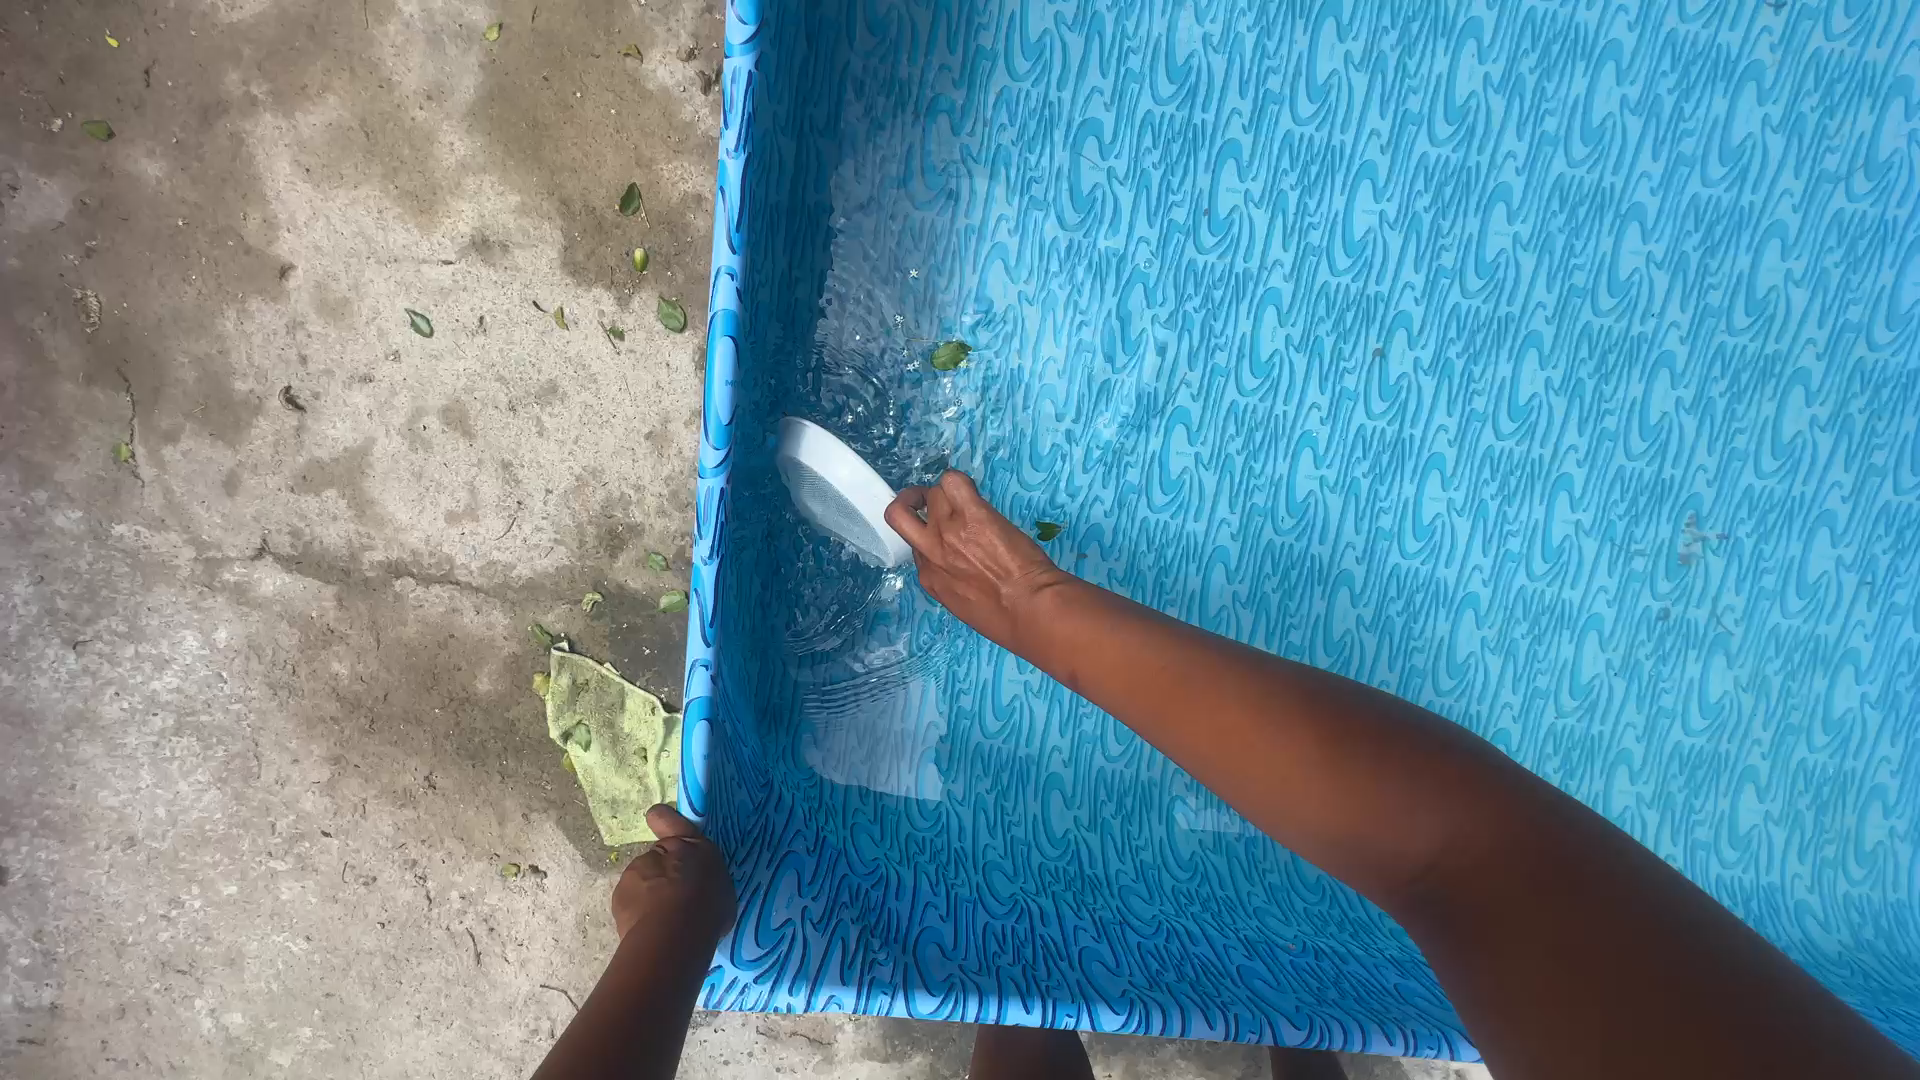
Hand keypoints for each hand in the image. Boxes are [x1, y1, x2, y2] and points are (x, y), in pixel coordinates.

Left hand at [611, 805, 735, 946]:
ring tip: (661, 920)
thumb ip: (705, 879)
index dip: (662, 819)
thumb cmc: (707, 907)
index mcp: (691, 844)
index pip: (669, 819)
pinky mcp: (619, 894)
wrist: (674, 933)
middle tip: (674, 899)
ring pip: (642, 882)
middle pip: (658, 859)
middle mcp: (661, 851)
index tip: (656, 818)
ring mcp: (636, 870)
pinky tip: (648, 929)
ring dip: (648, 896)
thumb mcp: (720, 887)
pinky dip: (636, 913)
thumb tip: (699, 889)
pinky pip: (630, 902)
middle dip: (662, 874)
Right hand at [884, 470, 1072, 648]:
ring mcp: (947, 530)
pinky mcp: (971, 513)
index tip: (948, 536)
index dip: (930, 536)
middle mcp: (931, 551)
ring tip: (968, 501)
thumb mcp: (964, 607)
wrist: (1030, 608)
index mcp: (930, 577)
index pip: (916, 546)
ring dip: (947, 494)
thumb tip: (958, 568)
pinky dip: (960, 480)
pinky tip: (975, 493)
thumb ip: (952, 582)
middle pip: (900, 514)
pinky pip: (953, 481)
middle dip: (911, 503)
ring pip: (932, 493)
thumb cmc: (1006, 618)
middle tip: (929, 503)